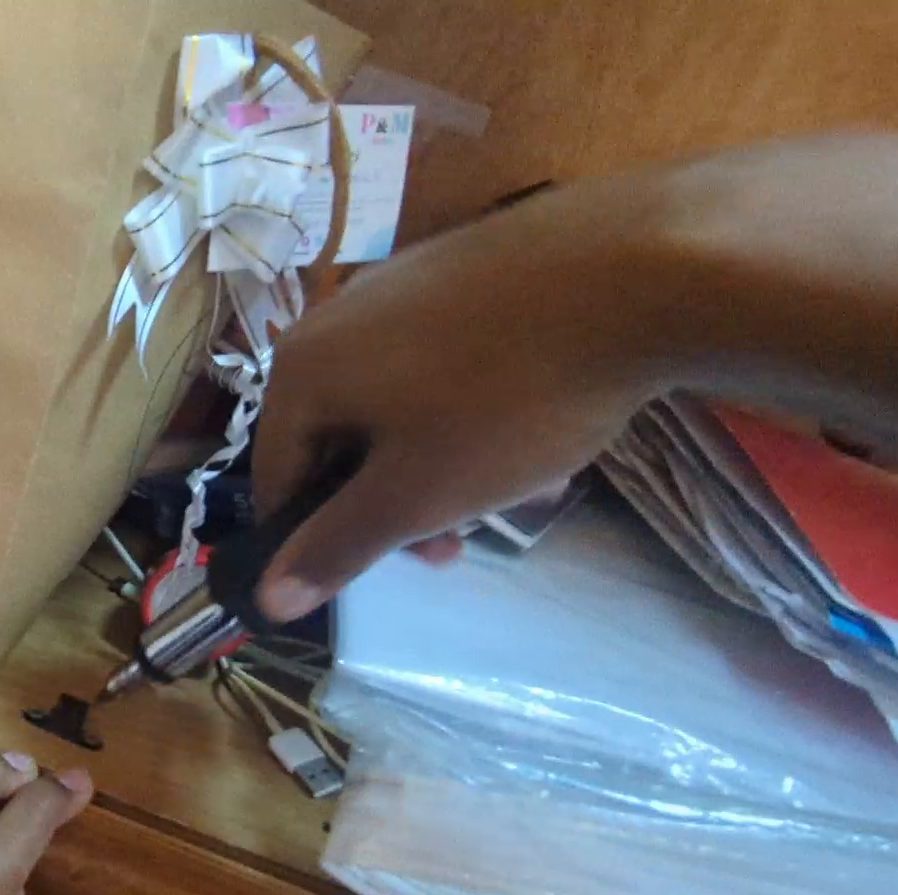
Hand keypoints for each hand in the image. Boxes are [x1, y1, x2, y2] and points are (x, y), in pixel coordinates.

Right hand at [250, 173, 678, 621]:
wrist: (659, 260)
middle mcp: (326, 323)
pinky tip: (524, 411)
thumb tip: (268, 603)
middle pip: (333, 440)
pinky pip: (428, 356)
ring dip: (428, 458)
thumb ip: (333, 550)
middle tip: (460, 533)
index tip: (397, 558)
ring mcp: (392, 287)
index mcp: (297, 375)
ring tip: (509, 478)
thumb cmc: (509, 398)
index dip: (323, 534)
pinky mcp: (453, 266)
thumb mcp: (414, 495)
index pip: (276, 480)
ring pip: (384, 402)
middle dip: (388, 498)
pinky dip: (457, 401)